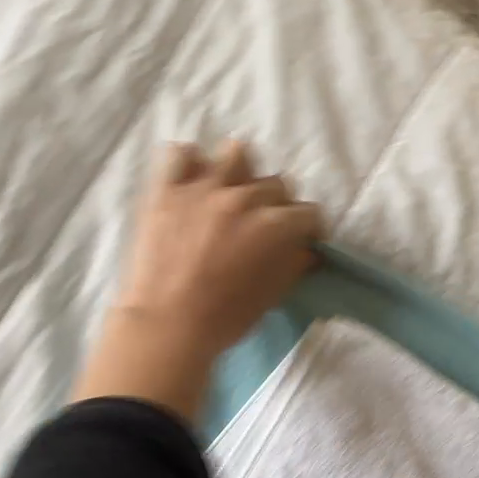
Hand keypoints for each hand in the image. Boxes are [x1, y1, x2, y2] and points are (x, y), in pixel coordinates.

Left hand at [74, 140, 321, 419]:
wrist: (169, 323)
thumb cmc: (228, 315)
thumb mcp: (275, 292)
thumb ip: (295, 263)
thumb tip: (306, 250)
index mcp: (276, 225)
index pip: (310, 213)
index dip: (311, 229)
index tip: (305, 242)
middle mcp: (245, 198)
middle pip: (277, 184)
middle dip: (279, 204)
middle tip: (268, 225)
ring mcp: (203, 189)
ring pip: (235, 154)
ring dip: (241, 173)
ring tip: (233, 192)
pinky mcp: (167, 190)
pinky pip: (181, 155)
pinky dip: (191, 164)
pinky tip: (194, 184)